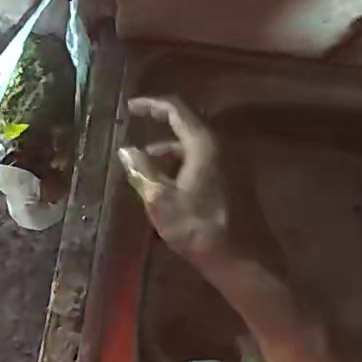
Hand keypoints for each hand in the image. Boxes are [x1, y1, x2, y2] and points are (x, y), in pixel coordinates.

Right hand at [118, 97, 237, 269]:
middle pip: (184, 125)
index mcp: (202, 145)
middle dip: (157, 126)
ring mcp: (225, 163)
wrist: (235, 256)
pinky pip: (197, 160)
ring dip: (165, 151)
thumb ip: (141, 169)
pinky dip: (177, 164)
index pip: (175, 110)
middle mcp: (217, 147)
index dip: (151, 105)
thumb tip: (126, 150)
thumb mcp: (158, 198)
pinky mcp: (227, 180)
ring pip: (189, 146)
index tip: (130, 108)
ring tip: (141, 165)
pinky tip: (162, 183)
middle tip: (134, 130)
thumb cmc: (194, 226)